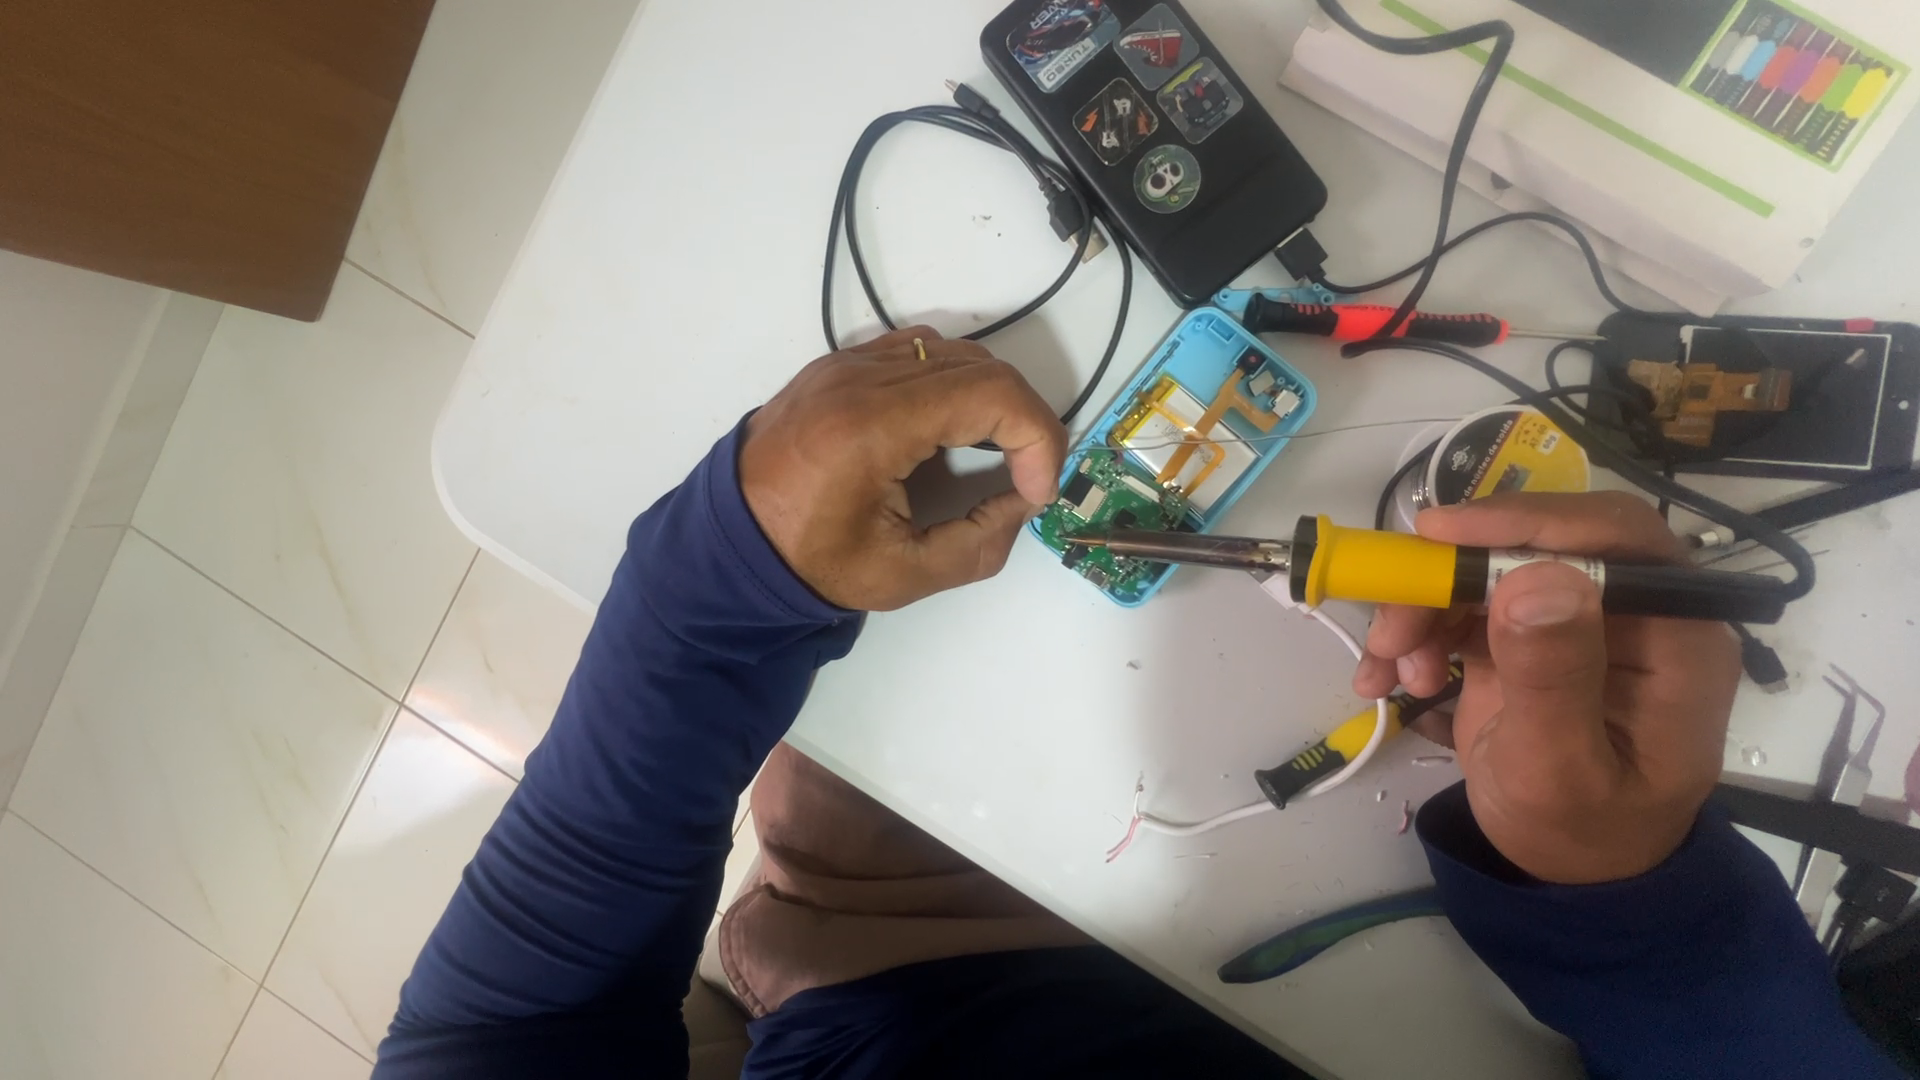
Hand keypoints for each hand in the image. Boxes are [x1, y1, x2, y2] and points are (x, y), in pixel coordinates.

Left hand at [740, 327, 1066, 611]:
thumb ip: (981, 544)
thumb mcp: (903, 576)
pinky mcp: (838, 366)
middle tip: (1027, 477)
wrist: (731, 540)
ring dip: (991, 400)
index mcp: (872, 425)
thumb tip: (1024, 501)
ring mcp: (846, 363)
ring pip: (952, 352)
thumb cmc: (810, 564)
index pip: (990, 394)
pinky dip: (952, 384)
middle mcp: (860, 376)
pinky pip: (917, 353)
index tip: (1037, 490)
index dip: (1037, 437)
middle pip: (981, 366)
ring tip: (994, 454)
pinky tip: (949, 429)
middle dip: (1024, 421)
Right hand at [1355, 492, 1740, 884]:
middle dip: (1446, 579)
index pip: (1613, 539)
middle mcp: (1619, 613)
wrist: (1560, 864)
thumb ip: (1552, 676)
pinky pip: (1448, 607)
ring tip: (1393, 675)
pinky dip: (1407, 636)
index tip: (1440, 534)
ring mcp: (1559, 622)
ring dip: (1416, 614)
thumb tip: (1535, 581)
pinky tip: (1385, 679)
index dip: (1528, 520)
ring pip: (1474, 574)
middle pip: (1526, 548)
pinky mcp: (1511, 636)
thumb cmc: (1580, 827)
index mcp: (1670, 637)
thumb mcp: (1561, 765)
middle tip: (1392, 626)